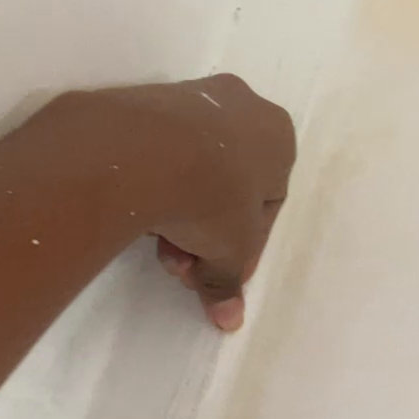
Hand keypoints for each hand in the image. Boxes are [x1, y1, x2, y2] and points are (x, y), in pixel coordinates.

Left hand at [62, 74, 294, 330]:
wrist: (140, 152)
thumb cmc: (212, 198)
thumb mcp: (230, 253)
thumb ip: (229, 283)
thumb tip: (229, 320)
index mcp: (278, 136)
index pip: (269, 205)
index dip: (246, 249)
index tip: (221, 273)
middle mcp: (242, 106)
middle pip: (228, 190)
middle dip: (208, 238)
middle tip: (186, 268)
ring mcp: (192, 98)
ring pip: (193, 175)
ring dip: (181, 220)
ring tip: (161, 249)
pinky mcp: (147, 103)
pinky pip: (161, 158)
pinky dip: (157, 190)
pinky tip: (140, 217)